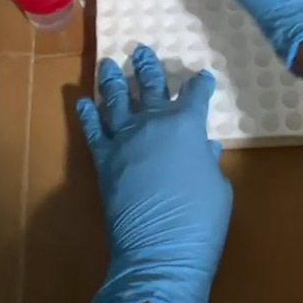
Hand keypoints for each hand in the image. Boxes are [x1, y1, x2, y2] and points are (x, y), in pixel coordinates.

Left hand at [78, 46, 231, 302]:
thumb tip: (204, 146)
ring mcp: (125, 137)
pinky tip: (84, 102)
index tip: (202, 77)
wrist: (159, 251)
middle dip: (148, 66)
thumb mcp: (218, 187)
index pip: (195, 94)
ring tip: (109, 64)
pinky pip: (94, 130)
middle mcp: (153, 121)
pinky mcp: (104, 158)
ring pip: (117, 98)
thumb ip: (208, 160)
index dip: (200, 84)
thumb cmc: (199, 220)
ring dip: (112, 79)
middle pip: (150, 85)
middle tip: (142, 51)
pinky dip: (89, 115)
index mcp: (187, 124)